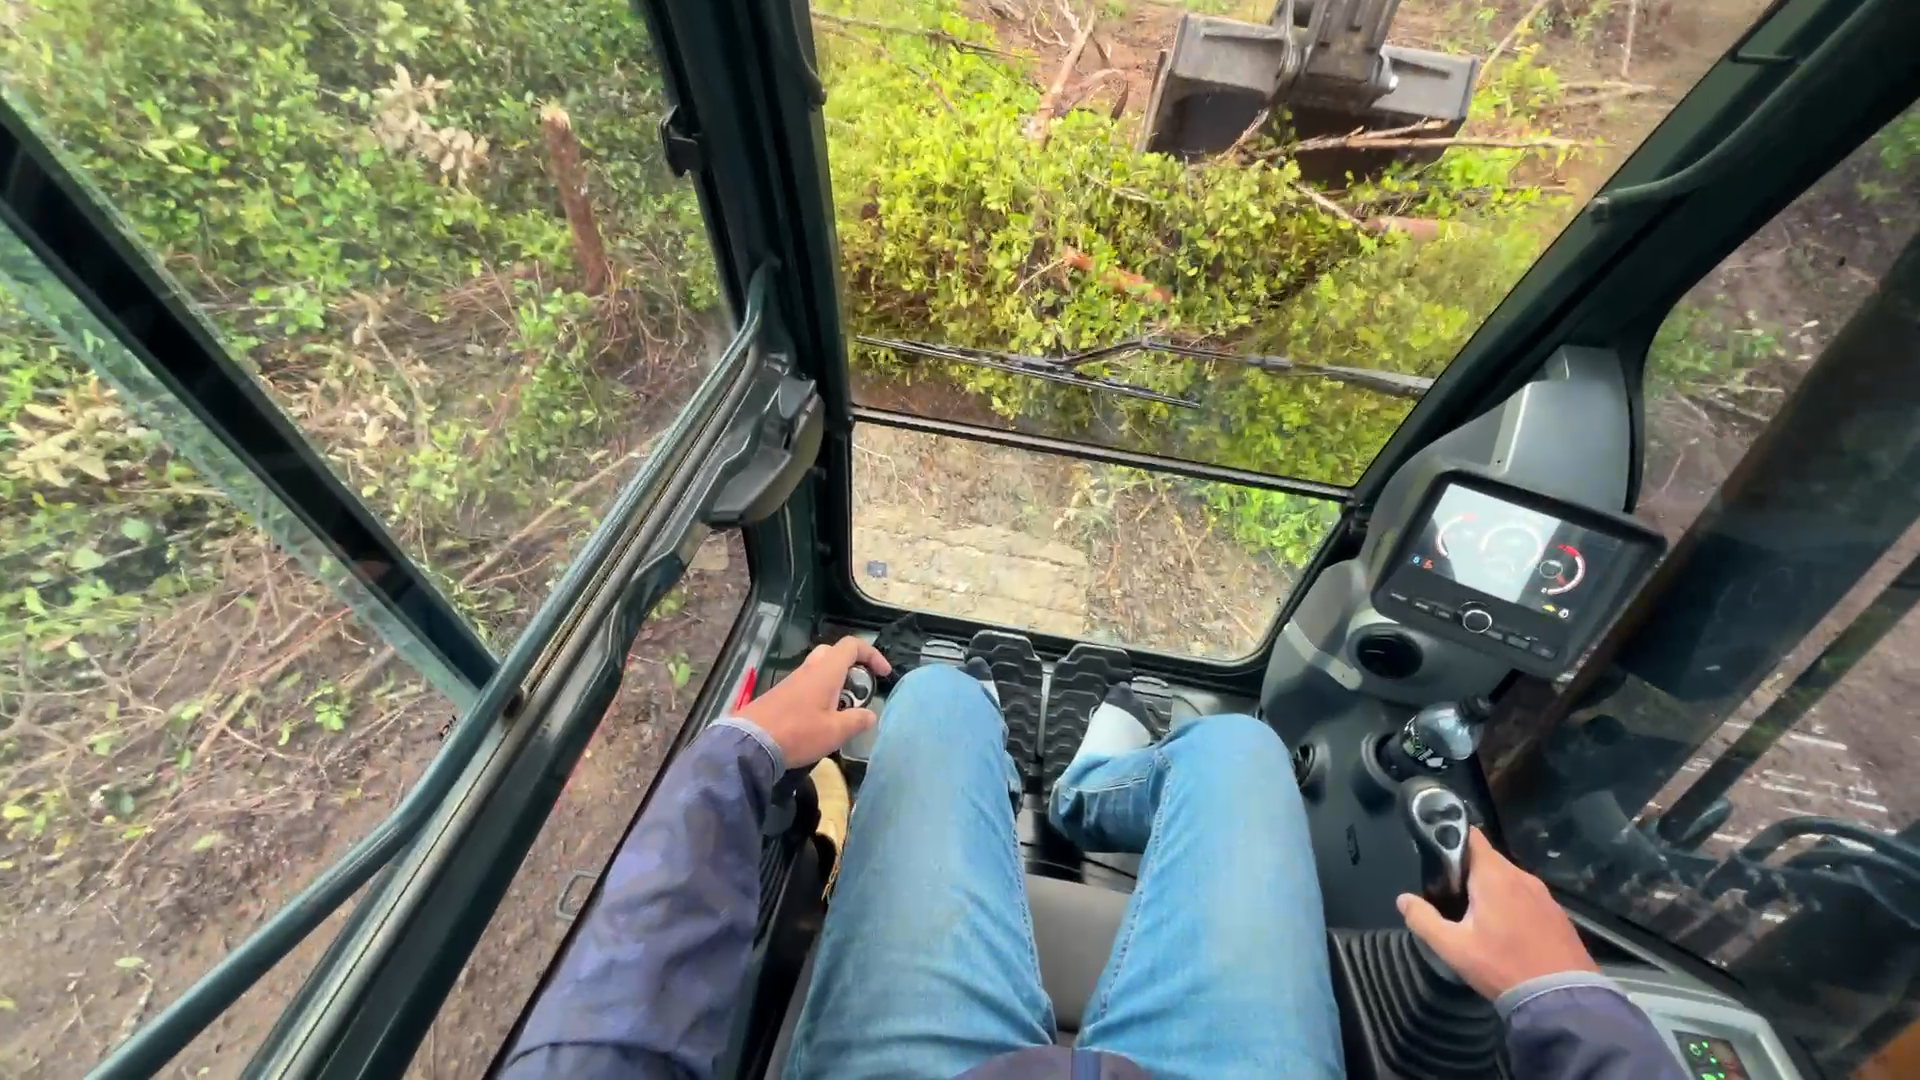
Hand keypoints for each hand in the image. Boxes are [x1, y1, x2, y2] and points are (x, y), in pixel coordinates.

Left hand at [736, 637, 891, 768]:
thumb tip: (870, 715)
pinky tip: (820, 720)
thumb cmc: (798, 733)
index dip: (872, 654)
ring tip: (842, 712)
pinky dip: (820, 694)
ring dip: (836, 684)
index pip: (852, 646)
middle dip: (852, 667)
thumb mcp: (835, 732)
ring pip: (820, 670)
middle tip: (859, 690)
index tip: (883, 674)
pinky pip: (807, 684)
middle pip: (835, 654)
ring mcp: (792, 681)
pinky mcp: (780, 694)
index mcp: (826, 671)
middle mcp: (809, 669)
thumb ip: (857, 721)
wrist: (750, 743)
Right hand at [1397, 827, 1598, 1001]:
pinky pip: (1527, 899)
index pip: (1470, 835)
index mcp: (1494, 876)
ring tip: (1477, 915)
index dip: (1450, 837)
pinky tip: (1507, 932)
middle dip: (1466, 870)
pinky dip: (1513, 905)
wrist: (1567, 1005)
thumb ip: (1422, 919)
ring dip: (1491, 889)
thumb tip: (1403, 900)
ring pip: (1508, 880)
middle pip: (1487, 859)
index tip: (1435, 854)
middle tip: (1449, 893)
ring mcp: (1545, 898)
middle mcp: (1522, 878)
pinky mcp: (1560, 918)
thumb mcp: (1453, 947)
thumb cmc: (1504, 966)